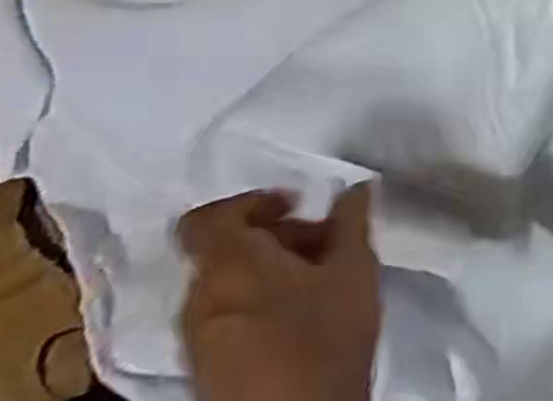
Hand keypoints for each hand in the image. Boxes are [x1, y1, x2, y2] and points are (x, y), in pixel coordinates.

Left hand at [176, 185, 380, 400]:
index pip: (208, 218)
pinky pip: (229, 311)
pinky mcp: (207, 364)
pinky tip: (305, 310)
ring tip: (323, 277)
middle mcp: (200, 298)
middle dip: (279, 235)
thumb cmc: (324, 334)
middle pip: (226, 249)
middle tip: (328, 241)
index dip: (251, 201)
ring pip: (229, 281)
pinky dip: (263, 297)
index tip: (297, 204)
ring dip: (273, 267)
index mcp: (230, 267)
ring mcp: (198, 336)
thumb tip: (354, 188)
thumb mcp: (354, 266)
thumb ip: (352, 220)